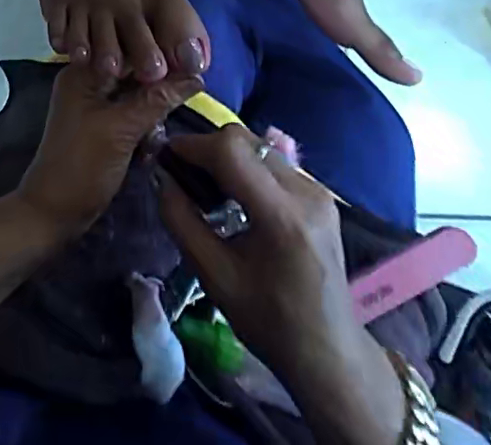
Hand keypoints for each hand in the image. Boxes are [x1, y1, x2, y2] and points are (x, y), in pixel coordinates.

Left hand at [17, 63, 201, 236]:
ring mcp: (96, 103)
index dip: (160, 56)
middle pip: (137, 70)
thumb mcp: (122, 129)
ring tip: (150, 141)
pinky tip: (146, 150)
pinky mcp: (104, 125)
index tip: (190, 68)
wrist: (54, 213)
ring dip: (152, 115)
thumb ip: (158, 100)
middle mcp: (89, 80)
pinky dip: (144, 129)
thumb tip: (196, 78)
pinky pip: (134, 114)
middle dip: (157, 91)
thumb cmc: (82, 165)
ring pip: (139, 94)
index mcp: (84, 71)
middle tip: (168, 114)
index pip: (128, 47)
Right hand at [154, 126, 370, 387]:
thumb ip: (181, 221)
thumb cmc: (269, 321)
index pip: (232, 151)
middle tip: (183, 171)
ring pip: (259, 147)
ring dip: (227, 155)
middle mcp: (305, 192)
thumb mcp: (214, 277)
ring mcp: (318, 190)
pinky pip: (274, 162)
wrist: (329, 351)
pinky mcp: (321, 194)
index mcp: (282, 217)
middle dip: (208, 147)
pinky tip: (236, 195)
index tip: (167, 155)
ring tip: (206, 183)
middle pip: (246, 141)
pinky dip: (247, 167)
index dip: (193, 145)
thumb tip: (161, 177)